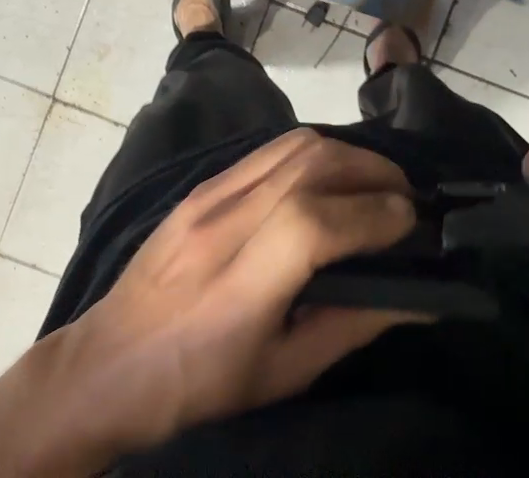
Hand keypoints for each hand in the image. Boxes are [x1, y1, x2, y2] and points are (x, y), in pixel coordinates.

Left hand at [57, 129, 421, 453]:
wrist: (108, 365)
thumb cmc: (200, 384)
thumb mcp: (284, 373)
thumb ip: (354, 326)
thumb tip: (421, 299)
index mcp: (239, 286)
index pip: (315, 221)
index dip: (374, 214)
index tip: (412, 225)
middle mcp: (221, 225)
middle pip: (311, 164)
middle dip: (374, 171)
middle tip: (406, 200)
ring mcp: (206, 196)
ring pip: (294, 145)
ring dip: (349, 154)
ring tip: (378, 183)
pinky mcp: (201, 184)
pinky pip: (271, 150)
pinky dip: (317, 153)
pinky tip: (334, 178)